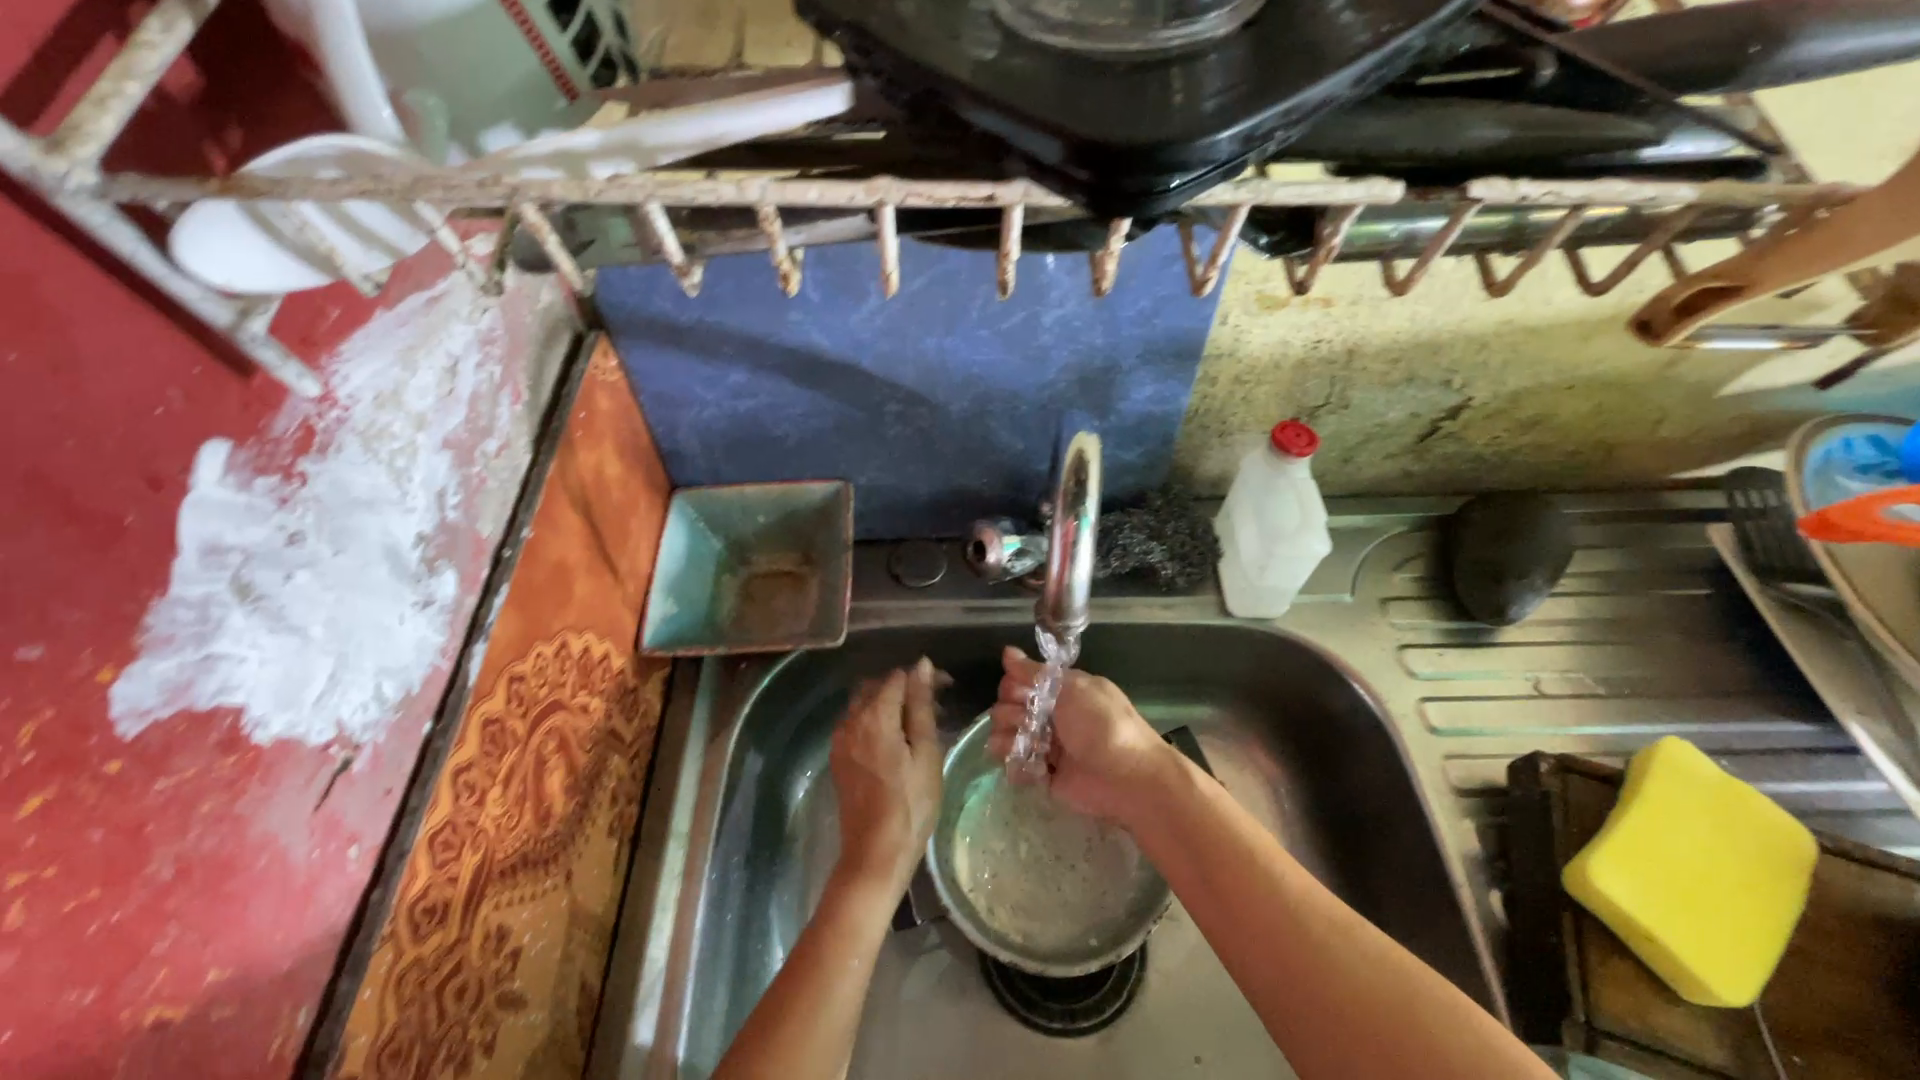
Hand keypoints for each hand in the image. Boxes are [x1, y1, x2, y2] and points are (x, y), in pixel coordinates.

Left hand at [831, 659, 945, 895]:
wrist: (875, 853)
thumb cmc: (911, 805)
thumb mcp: (926, 753)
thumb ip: (921, 706)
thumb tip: (922, 665)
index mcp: (875, 716)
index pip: (898, 678)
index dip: (923, 678)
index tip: (947, 690)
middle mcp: (850, 721)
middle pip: (876, 686)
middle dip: (905, 687)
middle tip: (935, 705)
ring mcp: (839, 740)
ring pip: (862, 704)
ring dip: (889, 703)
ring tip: (916, 723)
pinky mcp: (837, 758)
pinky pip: (855, 724)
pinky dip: (875, 720)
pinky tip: (894, 740)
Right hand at [987, 645, 1172, 824]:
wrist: (1127, 777)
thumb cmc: (1103, 725)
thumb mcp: (1073, 689)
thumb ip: (1036, 673)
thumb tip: (1007, 651)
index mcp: (1059, 690)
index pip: (1018, 681)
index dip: (1013, 686)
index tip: (1022, 694)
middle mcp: (1048, 715)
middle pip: (1006, 707)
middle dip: (1010, 713)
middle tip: (1030, 723)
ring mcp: (1044, 745)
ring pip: (1004, 736)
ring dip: (1007, 739)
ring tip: (1028, 747)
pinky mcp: (1042, 774)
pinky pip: (1014, 765)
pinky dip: (1015, 765)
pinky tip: (1031, 766)